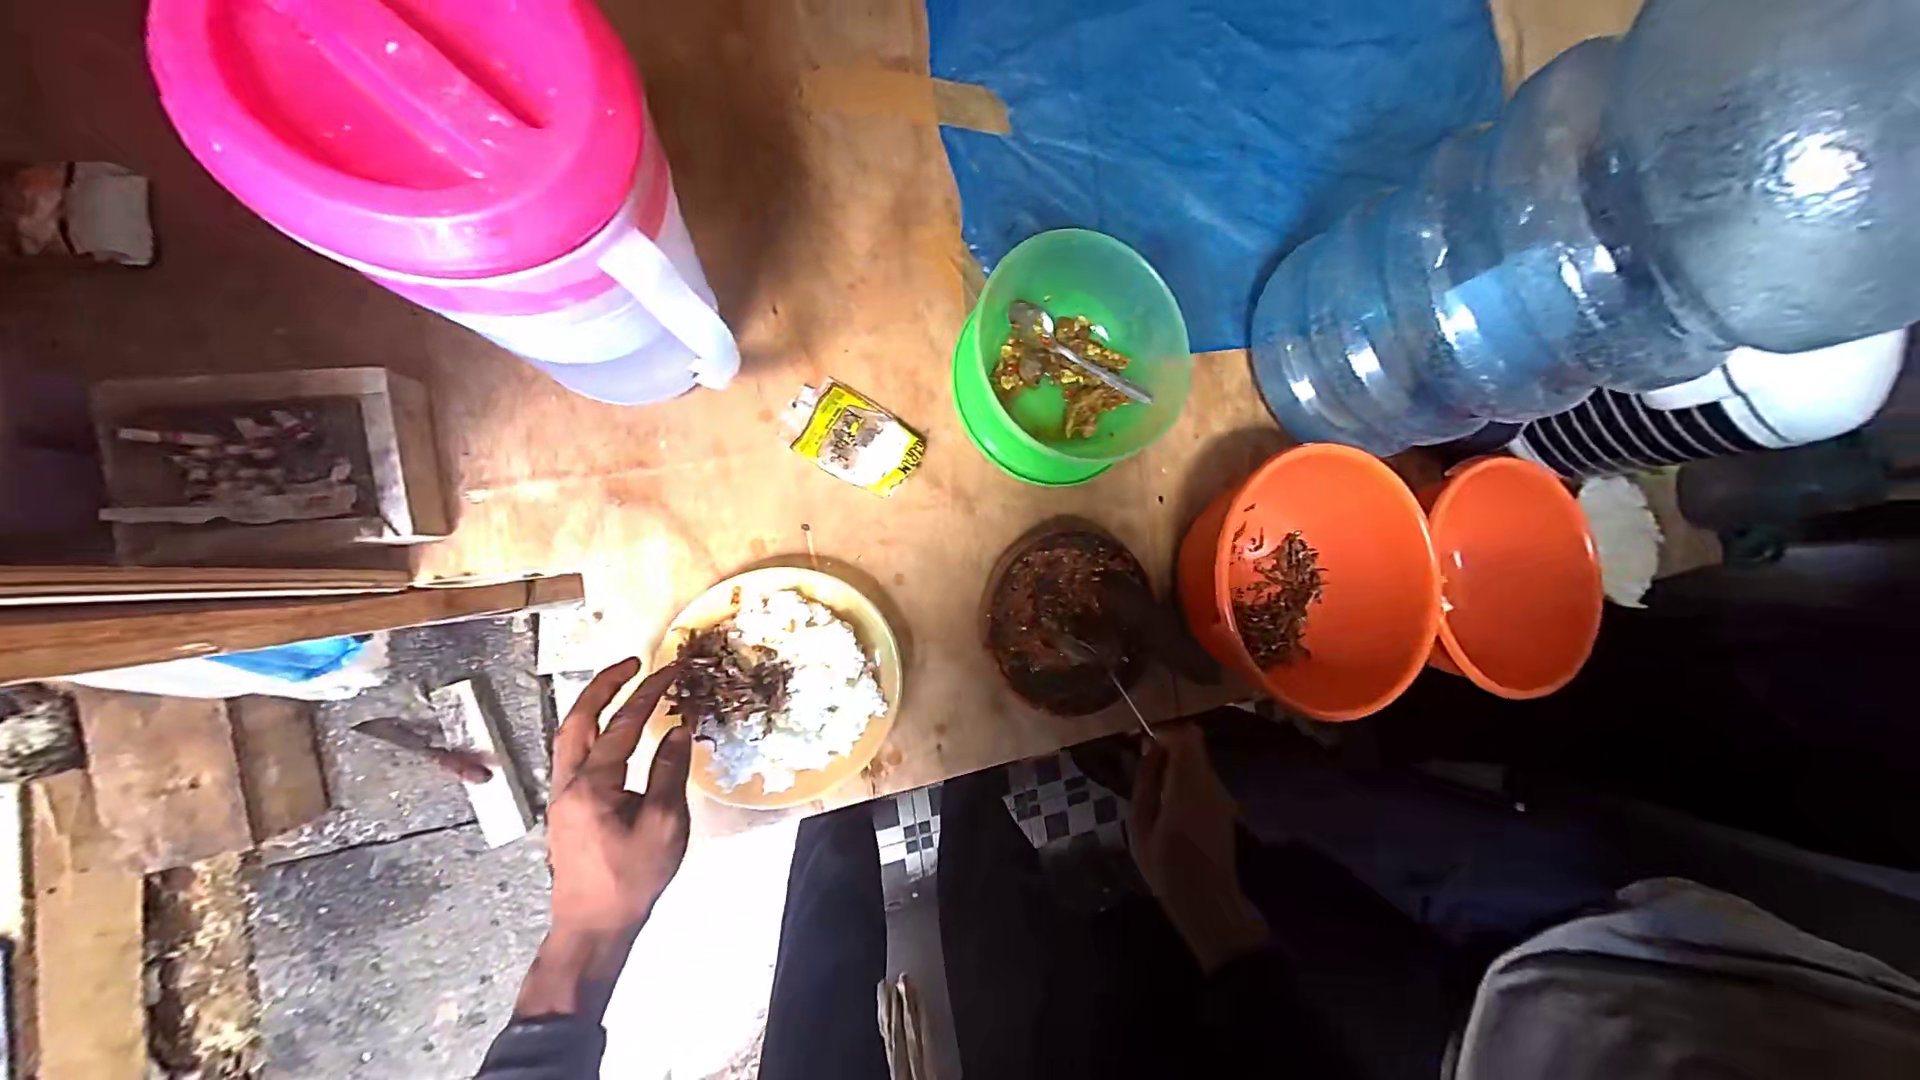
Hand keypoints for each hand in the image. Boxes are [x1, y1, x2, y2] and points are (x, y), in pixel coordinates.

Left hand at [516, 658, 690, 1018]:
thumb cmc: (632, 878)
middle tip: (633, 662)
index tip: (672, 669)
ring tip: (621, 684)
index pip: (623, 725)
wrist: (592, 928)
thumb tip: (677, 730)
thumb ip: (669, 772)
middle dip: (605, 685)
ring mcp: (561, 795)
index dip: (649, 693)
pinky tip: (611, 728)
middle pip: (579, 719)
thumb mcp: (664, 824)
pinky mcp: (565, 807)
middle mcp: (568, 783)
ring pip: (570, 735)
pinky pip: (573, 752)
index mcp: (592, 785)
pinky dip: (591, 728)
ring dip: (594, 704)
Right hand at [1129, 723, 1269, 971]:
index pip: (1186, 736)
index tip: (1140, 741)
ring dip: (1175, 763)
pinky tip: (1167, 802)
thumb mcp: (1140, 824)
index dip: (1163, 731)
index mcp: (1189, 785)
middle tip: (1140, 762)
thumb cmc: (1167, 866)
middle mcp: (1211, 784)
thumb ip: (1145, 780)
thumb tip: (1147, 746)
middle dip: (1166, 746)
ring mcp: (1222, 795)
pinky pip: (1201, 778)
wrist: (1209, 904)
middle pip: (1192, 745)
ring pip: (1197, 761)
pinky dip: (1183, 778)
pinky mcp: (1224, 807)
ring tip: (1151, 785)